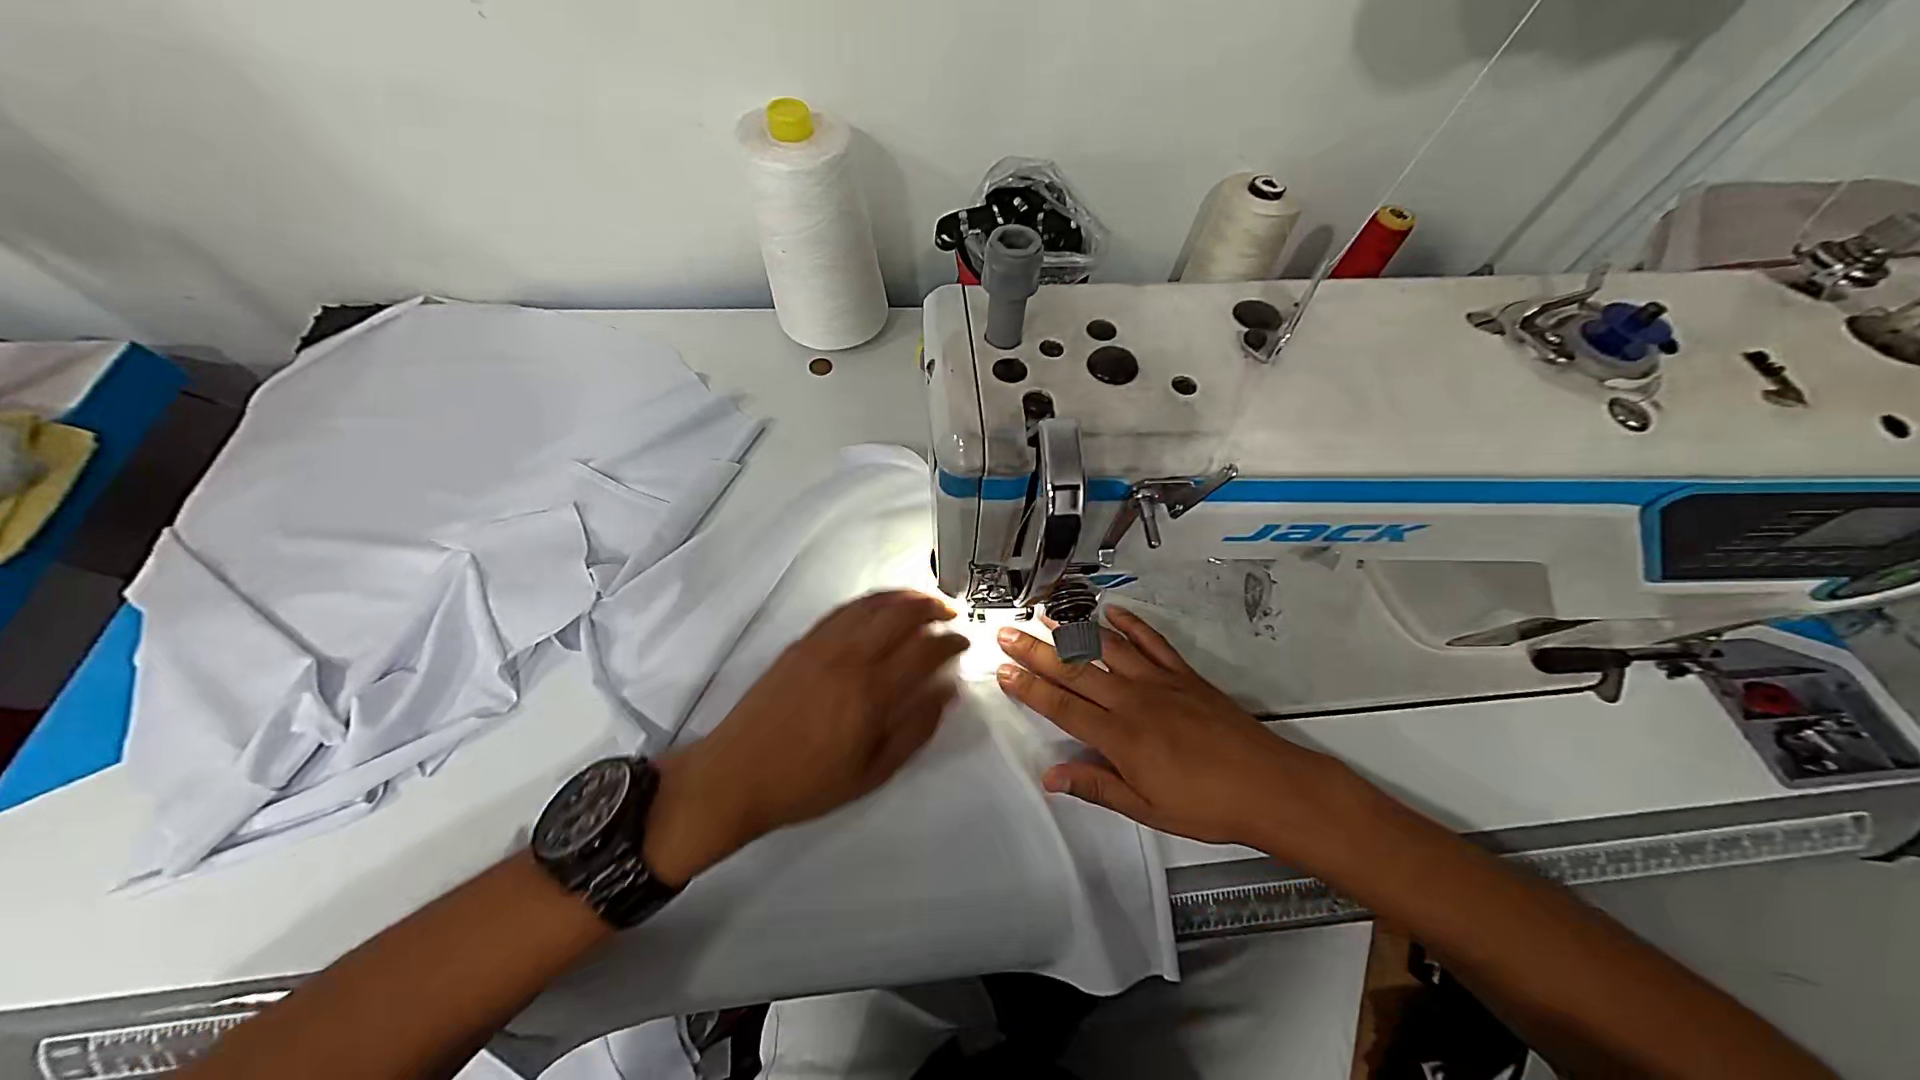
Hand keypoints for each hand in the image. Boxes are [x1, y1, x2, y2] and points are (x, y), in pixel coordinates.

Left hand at [644, 590, 966, 884]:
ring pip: (872, 604)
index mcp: (871, 693)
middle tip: (950, 613)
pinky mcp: (800, 643)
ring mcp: (821, 645)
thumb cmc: (807, 783)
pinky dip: (870, 601)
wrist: (736, 776)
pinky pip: (843, 610)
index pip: (925, 649)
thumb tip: (946, 691)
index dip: (952, 640)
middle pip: (901, 613)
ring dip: (903, 596)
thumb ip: (915, 729)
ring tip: (923, 601)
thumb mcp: (873, 772)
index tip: (964, 643)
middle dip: (933, 606)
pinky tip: (879, 608)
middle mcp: (849, 658)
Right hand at [996, 606, 1364, 856]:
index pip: (1062, 707)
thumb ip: (1097, 786)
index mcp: (1120, 737)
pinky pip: (1153, 642)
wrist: (1269, 786)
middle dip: (1036, 652)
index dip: (1029, 688)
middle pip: (1075, 671)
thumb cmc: (1207, 805)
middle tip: (1008, 634)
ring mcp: (1160, 683)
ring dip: (1074, 631)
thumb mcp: (1147, 808)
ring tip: (1047, 615)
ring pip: (1107, 649)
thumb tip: (1053, 777)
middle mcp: (1134, 701)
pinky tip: (1113, 612)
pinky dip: (1132, 624)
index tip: (1003, 671)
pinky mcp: (1185, 675)